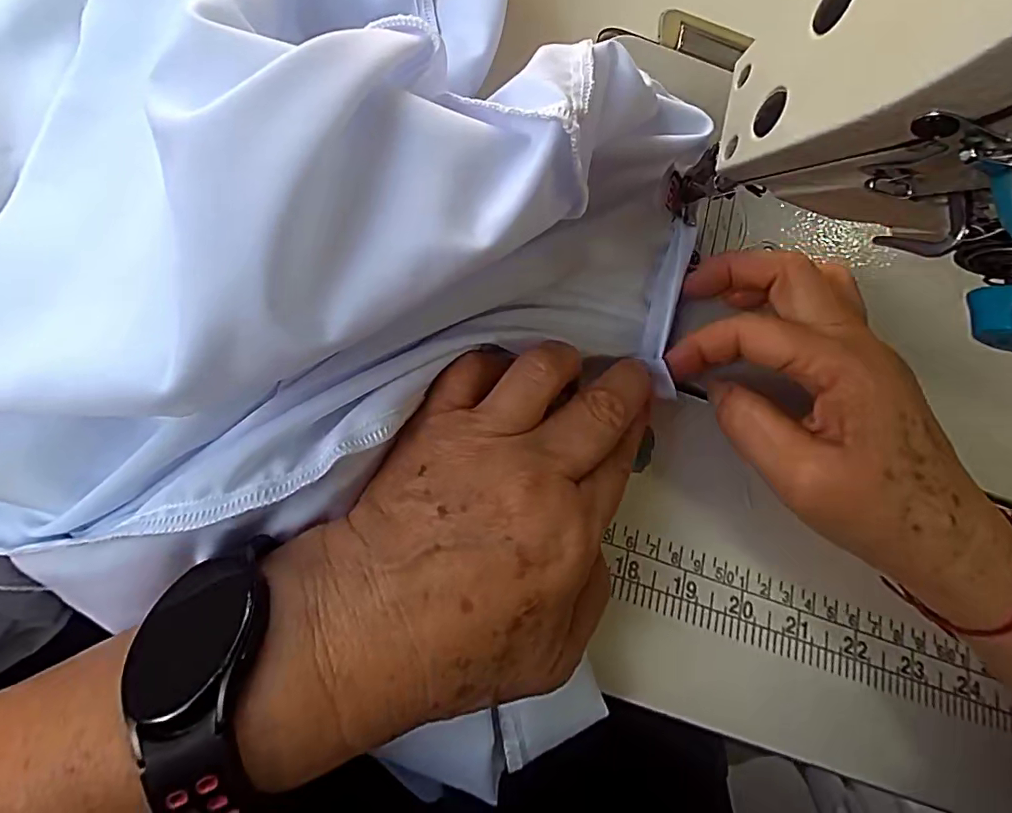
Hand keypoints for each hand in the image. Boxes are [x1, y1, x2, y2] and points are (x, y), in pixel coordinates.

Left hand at [279, 343, 650, 752]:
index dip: (636, 426)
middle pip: (597, 407)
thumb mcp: (556, 651)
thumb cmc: (458, 647)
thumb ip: (589, 586)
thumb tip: (587, 535)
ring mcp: (481, 440)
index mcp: (572, 529)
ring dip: (558, 359)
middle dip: (621, 382)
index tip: (640, 407)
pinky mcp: (433, 425)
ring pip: (537, 370)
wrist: (371, 616)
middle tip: (625, 371)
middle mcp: (535, 473)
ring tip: (561, 364)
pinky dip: (488, 363)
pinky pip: (468, 370)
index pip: (618, 457)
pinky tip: (494, 373)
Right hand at [663, 249, 1011, 629]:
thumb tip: (719, 387)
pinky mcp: (864, 364)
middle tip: (689, 291)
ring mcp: (868, 350)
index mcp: (844, 368)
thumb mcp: (797, 477)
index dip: (705, 342)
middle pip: (794, 272)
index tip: (674, 367)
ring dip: (761, 277)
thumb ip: (746, 422)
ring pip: (813, 279)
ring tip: (719, 296)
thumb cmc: (878, 512)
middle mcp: (860, 345)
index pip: (757, 330)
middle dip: (733, 271)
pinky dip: (782, 296)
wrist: (947, 540)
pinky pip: (825, 303)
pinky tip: (759, 317)